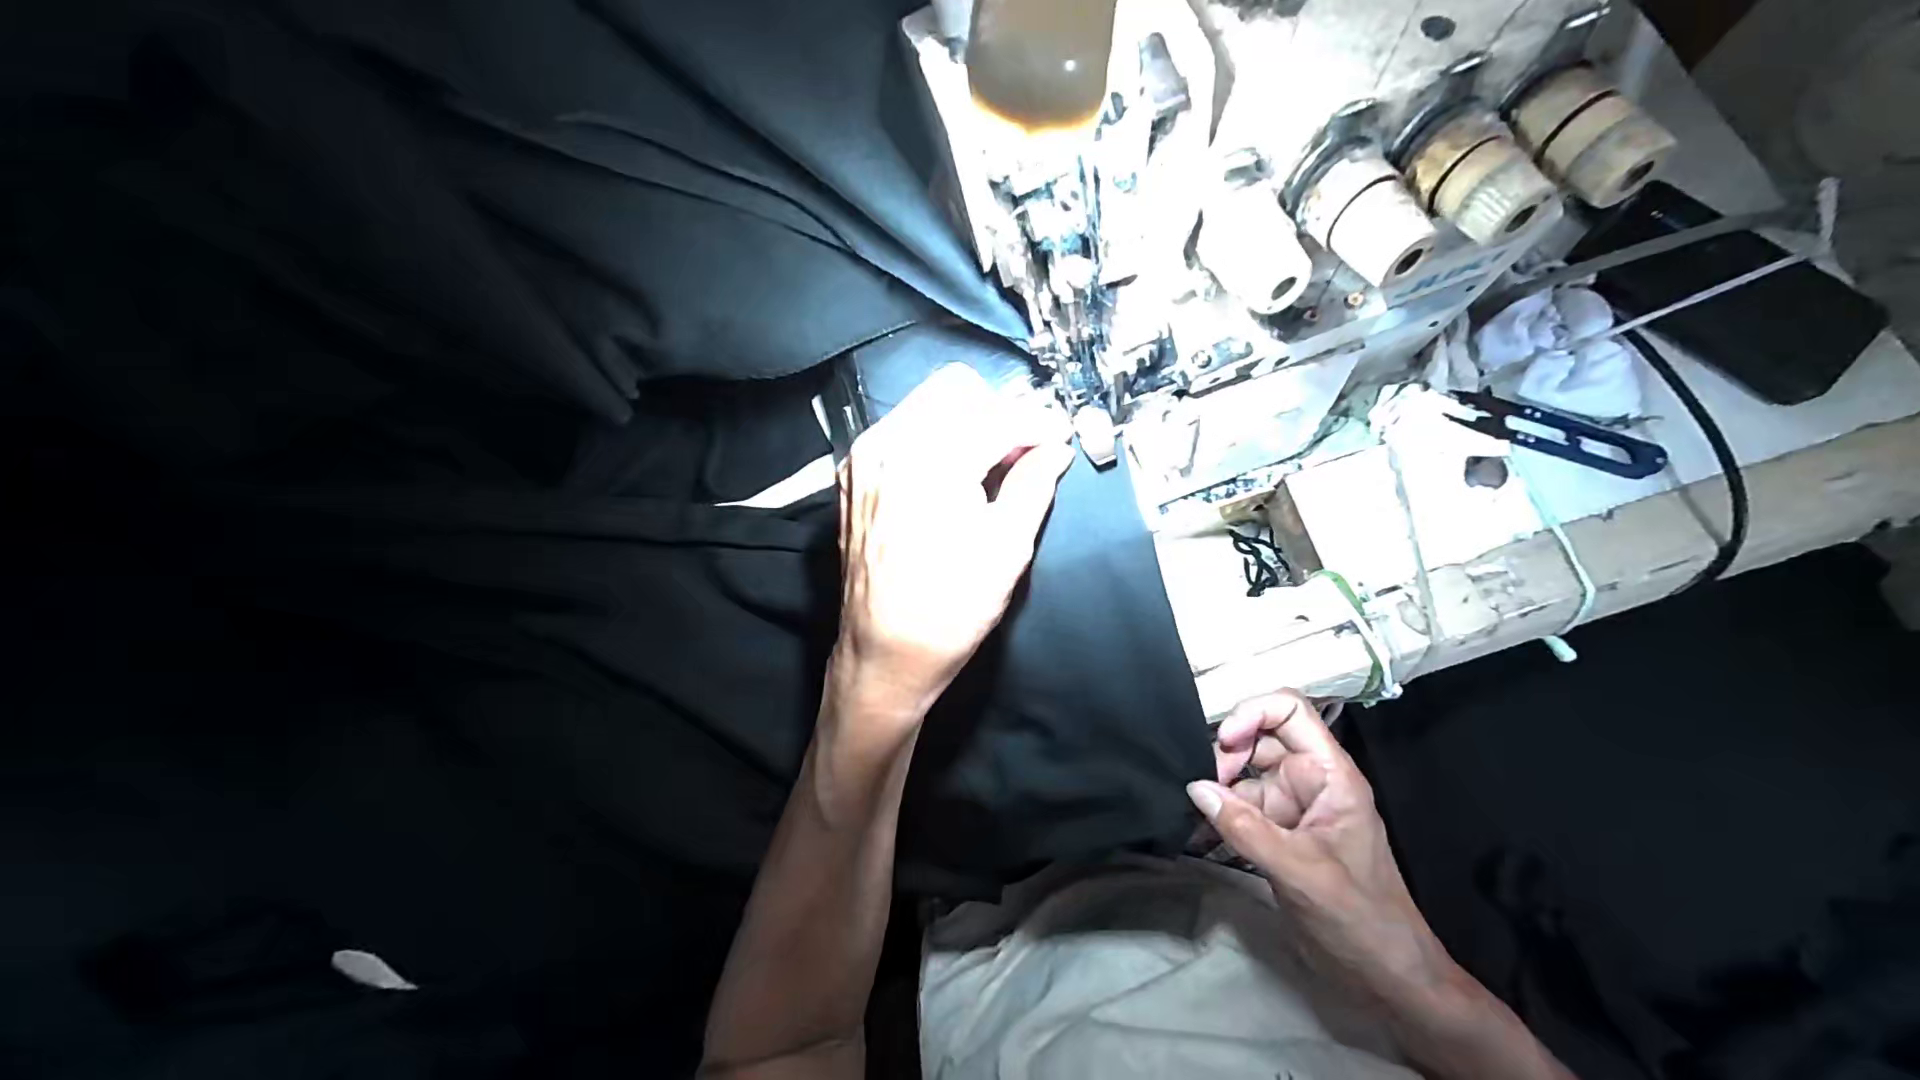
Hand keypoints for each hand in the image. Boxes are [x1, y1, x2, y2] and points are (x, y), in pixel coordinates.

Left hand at [830, 364, 1073, 740]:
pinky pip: (900, 431)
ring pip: (925, 405)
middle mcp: (888, 445)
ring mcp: (864, 459)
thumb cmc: (949, 610)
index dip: (1039, 423)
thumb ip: (1034, 484)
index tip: (1061, 436)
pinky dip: (933, 440)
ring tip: (990, 466)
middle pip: (957, 390)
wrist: (884, 654)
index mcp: (930, 461)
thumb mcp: (1007, 548)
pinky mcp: (854, 477)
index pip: (998, 416)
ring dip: (966, 422)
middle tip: (1024, 452)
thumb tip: (1054, 449)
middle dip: (998, 412)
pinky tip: (952, 478)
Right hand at [1188, 692, 1459, 1006]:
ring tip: (1192, 814)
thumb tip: (1195, 787)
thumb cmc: (1360, 919)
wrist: (1387, 980)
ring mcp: (1291, 806)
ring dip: (1215, 786)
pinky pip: (1238, 807)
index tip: (1222, 741)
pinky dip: (1215, 814)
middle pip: (1258, 737)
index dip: (1252, 712)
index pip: (1289, 711)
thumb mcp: (1301, 872)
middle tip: (1201, 787)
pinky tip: (1195, 832)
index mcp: (1330, 774)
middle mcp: (1309, 780)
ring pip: (1243, 772)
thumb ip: (1245, 827)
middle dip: (1225, 754)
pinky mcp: (1276, 832)